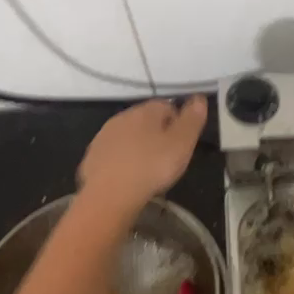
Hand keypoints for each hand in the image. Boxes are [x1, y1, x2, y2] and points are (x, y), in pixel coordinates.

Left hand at [76, 97, 207, 215]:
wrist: (110, 194)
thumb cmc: (152, 167)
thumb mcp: (182, 144)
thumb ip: (192, 120)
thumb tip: (199, 98)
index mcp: (146, 111)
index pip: (168, 106)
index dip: (178, 123)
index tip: (183, 144)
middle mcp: (123, 117)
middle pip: (146, 120)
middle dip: (158, 134)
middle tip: (168, 158)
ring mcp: (104, 136)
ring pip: (128, 136)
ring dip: (139, 147)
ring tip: (148, 169)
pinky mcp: (93, 156)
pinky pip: (114, 153)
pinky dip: (123, 160)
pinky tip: (129, 177)